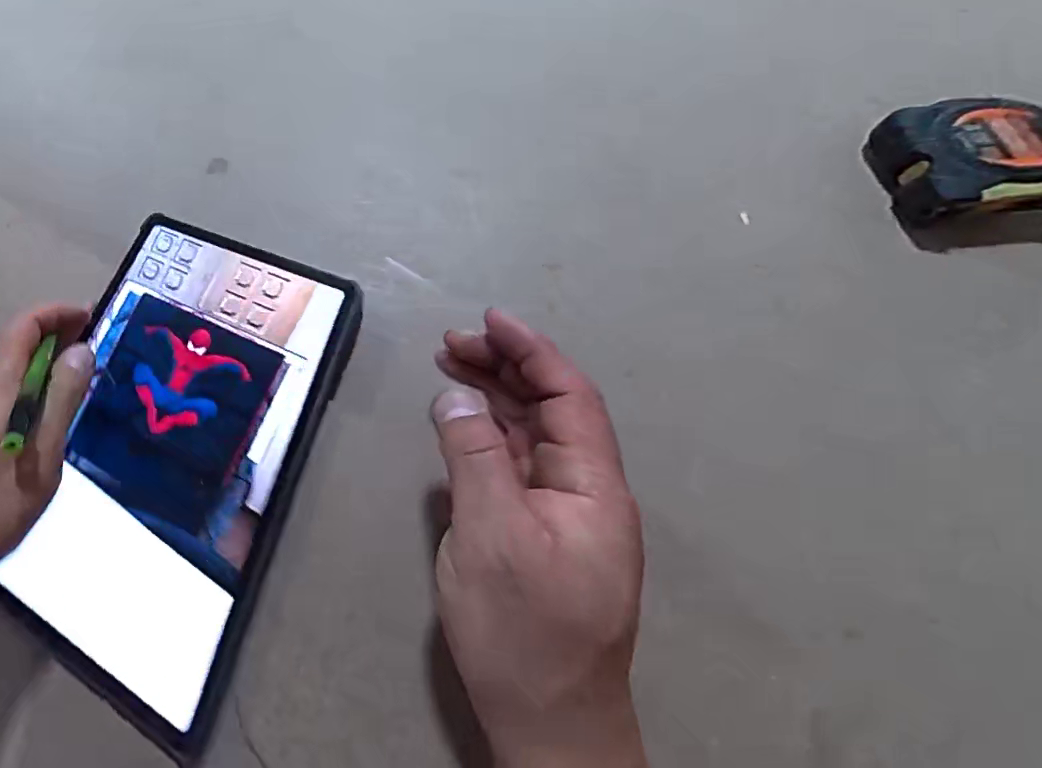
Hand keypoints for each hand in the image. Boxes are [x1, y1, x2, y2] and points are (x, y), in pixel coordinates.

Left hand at [0, 303, 94, 592]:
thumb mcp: (41, 458)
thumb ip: (61, 401)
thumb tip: (82, 349)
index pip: (25, 326)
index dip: (59, 313)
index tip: (93, 318)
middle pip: (17, 345)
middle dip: (58, 339)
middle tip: (97, 356)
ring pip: (11, 372)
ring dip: (47, 368)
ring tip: (81, 389)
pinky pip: (3, 395)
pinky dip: (32, 391)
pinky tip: (49, 422)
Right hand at [430, 309, 645, 767]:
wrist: (546, 719)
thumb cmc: (523, 628)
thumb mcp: (491, 534)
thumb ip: (473, 456)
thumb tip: (455, 395)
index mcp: (592, 489)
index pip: (569, 399)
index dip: (532, 353)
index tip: (491, 321)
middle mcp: (583, 492)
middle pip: (549, 409)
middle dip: (505, 367)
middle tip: (451, 343)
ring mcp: (559, 511)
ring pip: (529, 432)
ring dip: (492, 394)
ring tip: (449, 364)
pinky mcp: (533, 528)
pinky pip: (512, 461)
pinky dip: (485, 429)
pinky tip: (461, 418)